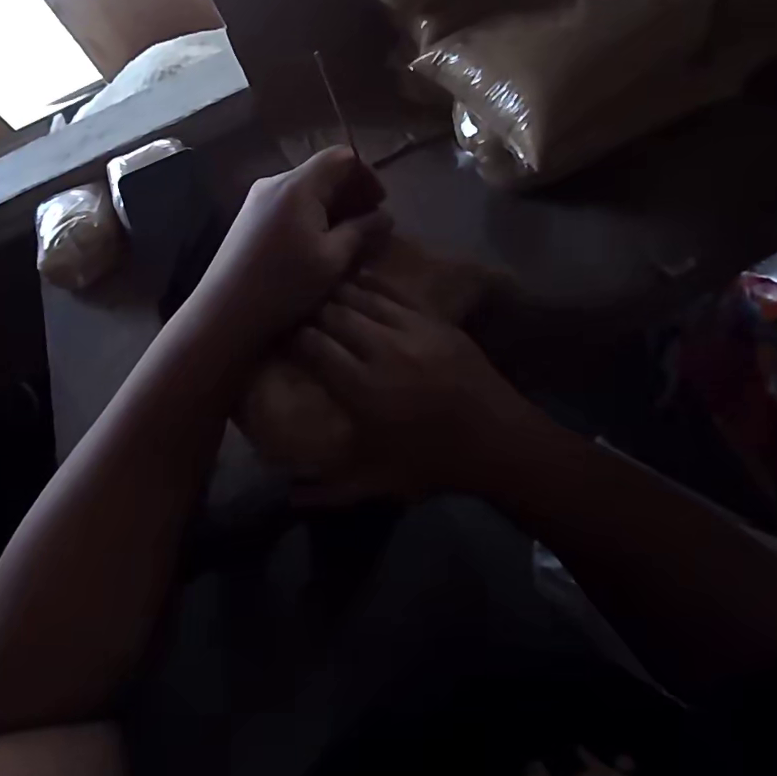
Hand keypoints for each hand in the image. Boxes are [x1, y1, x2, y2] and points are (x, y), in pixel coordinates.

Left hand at [185, 147, 390, 352]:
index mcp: (299, 185)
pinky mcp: (251, 218)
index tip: (381, 205)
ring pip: (308, 189)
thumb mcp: (333, 259)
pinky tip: (321, 244)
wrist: (223, 313)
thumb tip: (386, 217)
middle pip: (324, 171)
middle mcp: (276, 182)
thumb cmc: (284, 285)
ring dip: (335, 206)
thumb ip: (363, 231)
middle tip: (371, 225)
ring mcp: (259, 199)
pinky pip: (291, 204)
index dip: (368, 176)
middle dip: (353, 192)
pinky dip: (314, 215)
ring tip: (350, 238)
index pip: (342, 157)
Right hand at [291, 277, 549, 496]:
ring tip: (320, 291)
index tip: (278, 337)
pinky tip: (358, 279)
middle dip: (310, 311)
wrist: (498, 440)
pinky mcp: (436, 320)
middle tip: (294, 311)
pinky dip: (373, 284)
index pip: (313, 347)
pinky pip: (396, 293)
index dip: (291, 337)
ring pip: (364, 298)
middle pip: (334, 315)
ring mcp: (413, 330)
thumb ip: (327, 491)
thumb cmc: (433, 463)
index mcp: (363, 388)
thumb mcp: (377, 483)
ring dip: (338, 293)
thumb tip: (288, 496)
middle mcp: (383, 350)